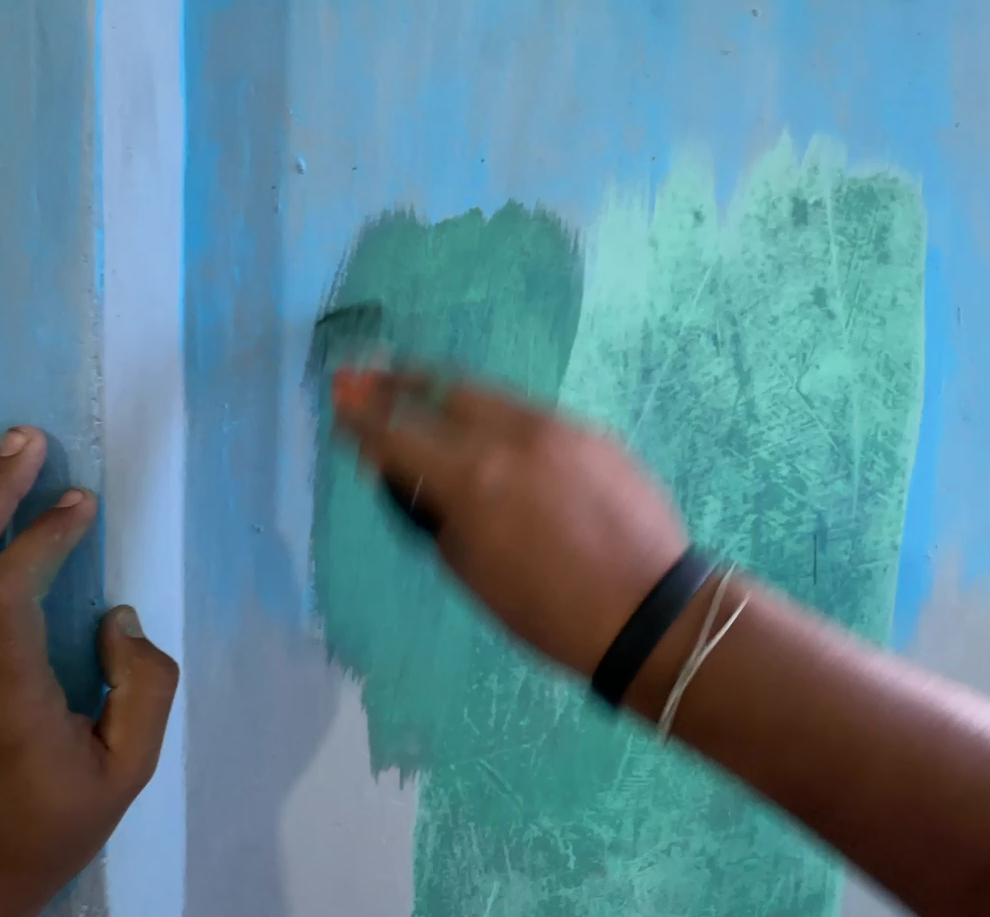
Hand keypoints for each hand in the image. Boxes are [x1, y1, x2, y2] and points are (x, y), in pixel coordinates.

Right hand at [330, 368, 688, 676]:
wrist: (649, 612)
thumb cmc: (548, 611)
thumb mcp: (469, 571)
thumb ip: (434, 512)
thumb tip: (408, 474)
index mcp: (473, 479)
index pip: (398, 433)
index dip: (362, 418)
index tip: (339, 402)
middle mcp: (511, 435)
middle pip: (440, 388)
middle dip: (397, 382)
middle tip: (365, 376)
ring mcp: (556, 426)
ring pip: (487, 394)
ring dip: (445, 393)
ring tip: (417, 390)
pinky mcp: (589, 429)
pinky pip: (527, 414)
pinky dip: (495, 418)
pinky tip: (486, 429)